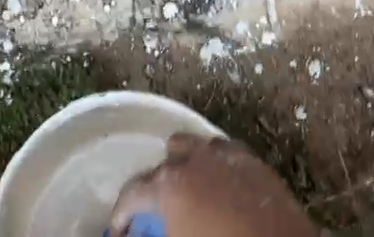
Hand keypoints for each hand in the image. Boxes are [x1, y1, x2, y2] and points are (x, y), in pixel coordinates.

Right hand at [109, 134, 317, 236]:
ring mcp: (225, 155)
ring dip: (184, 166)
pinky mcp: (253, 161)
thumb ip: (153, 235)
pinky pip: (223, 152)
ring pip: (193, 146)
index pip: (132, 192)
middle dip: (156, 186)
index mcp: (169, 186)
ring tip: (187, 191)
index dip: (121, 214)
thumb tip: (132, 236)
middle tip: (155, 212)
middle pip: (163, 163)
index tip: (120, 231)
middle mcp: (192, 160)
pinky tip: (219, 186)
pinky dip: (214, 165)